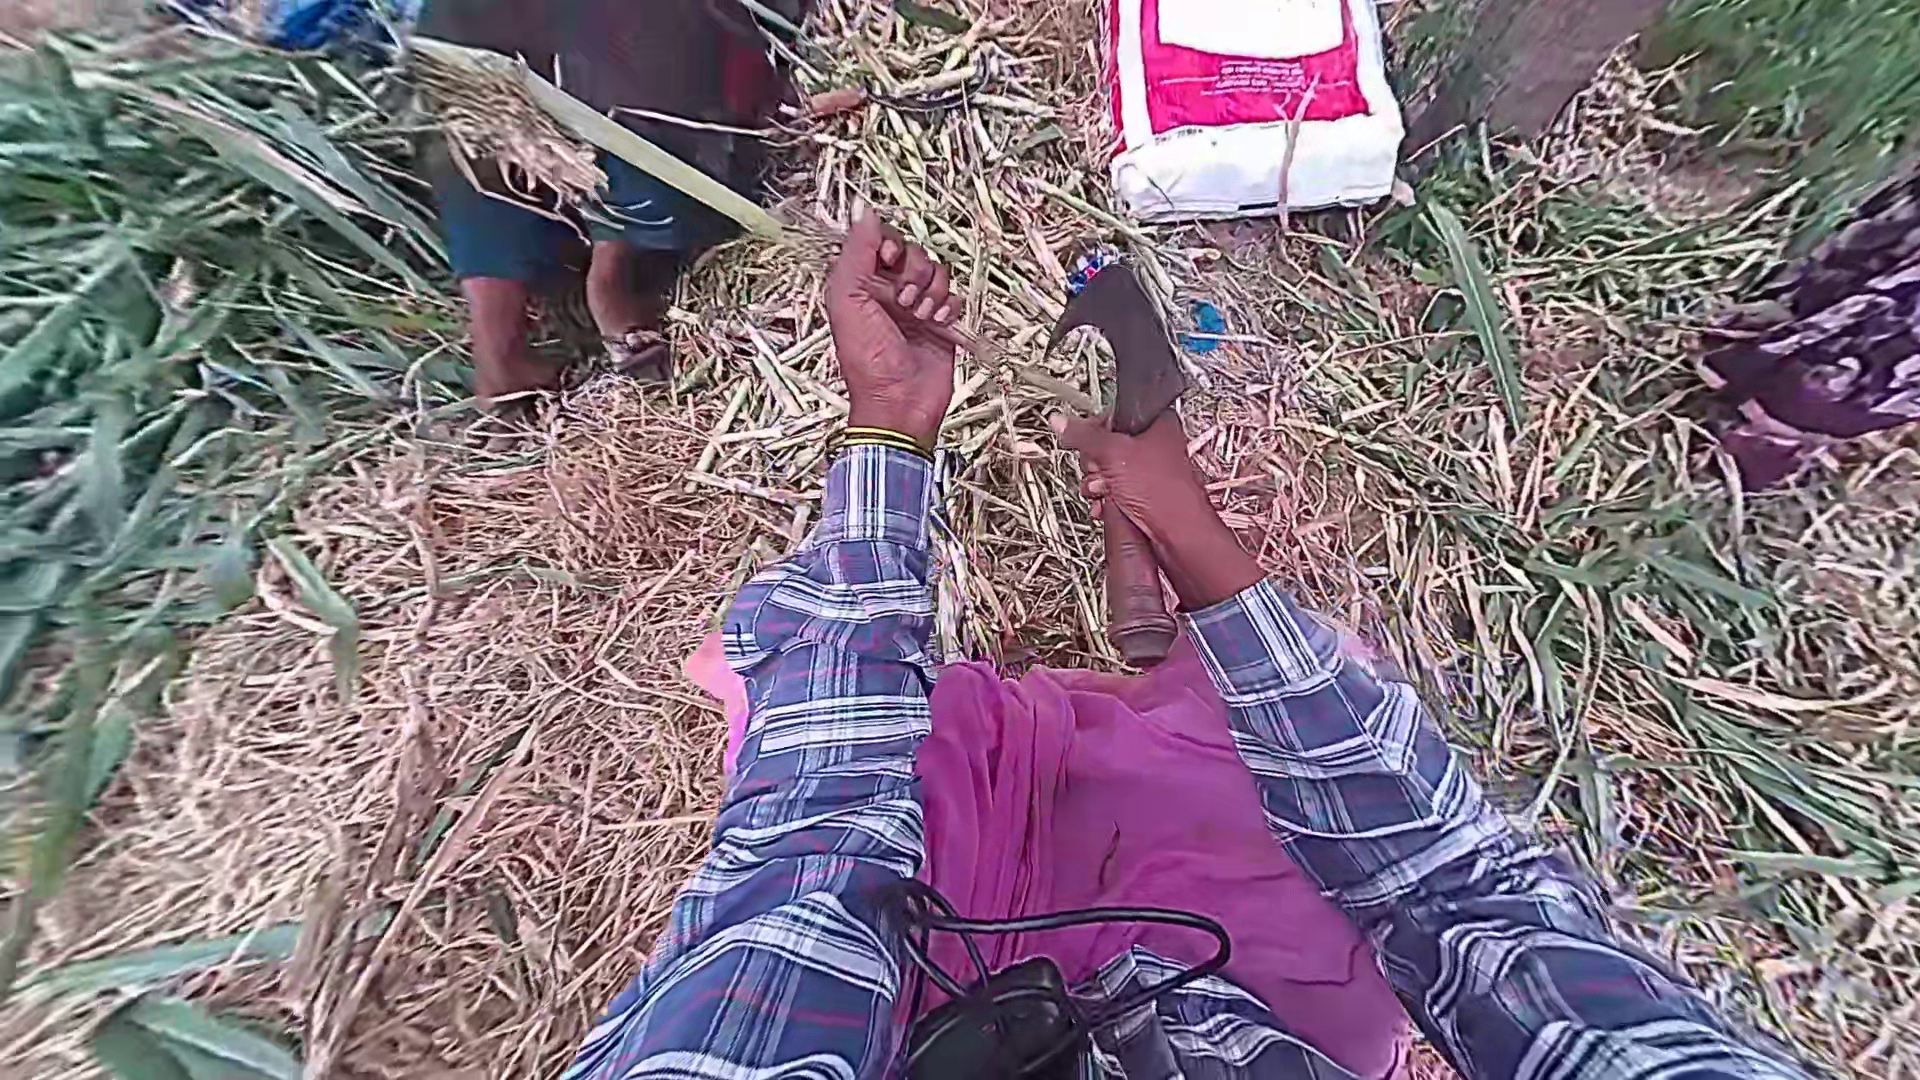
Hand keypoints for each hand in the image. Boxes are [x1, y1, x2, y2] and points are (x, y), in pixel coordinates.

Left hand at [826, 203, 960, 446]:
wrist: (899, 403)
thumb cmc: (868, 362)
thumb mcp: (847, 300)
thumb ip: (855, 253)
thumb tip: (865, 213)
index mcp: (863, 285)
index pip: (883, 243)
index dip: (891, 246)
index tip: (889, 262)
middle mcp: (890, 294)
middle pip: (914, 254)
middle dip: (913, 271)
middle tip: (904, 301)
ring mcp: (918, 310)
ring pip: (937, 274)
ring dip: (932, 290)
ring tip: (921, 316)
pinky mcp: (942, 326)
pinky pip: (955, 298)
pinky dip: (950, 306)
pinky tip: (938, 323)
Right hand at [1052, 410, 1263, 608]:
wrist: (1177, 534)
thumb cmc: (1163, 491)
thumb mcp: (1113, 454)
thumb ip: (1083, 436)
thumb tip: (1060, 422)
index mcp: (1157, 423)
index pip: (1114, 416)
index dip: (1096, 430)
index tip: (1085, 441)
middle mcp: (1155, 446)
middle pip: (1107, 447)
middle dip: (1095, 463)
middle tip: (1100, 470)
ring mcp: (1149, 473)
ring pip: (1108, 472)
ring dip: (1098, 484)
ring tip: (1105, 490)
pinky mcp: (1144, 496)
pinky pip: (1114, 492)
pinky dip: (1105, 500)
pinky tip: (1107, 505)